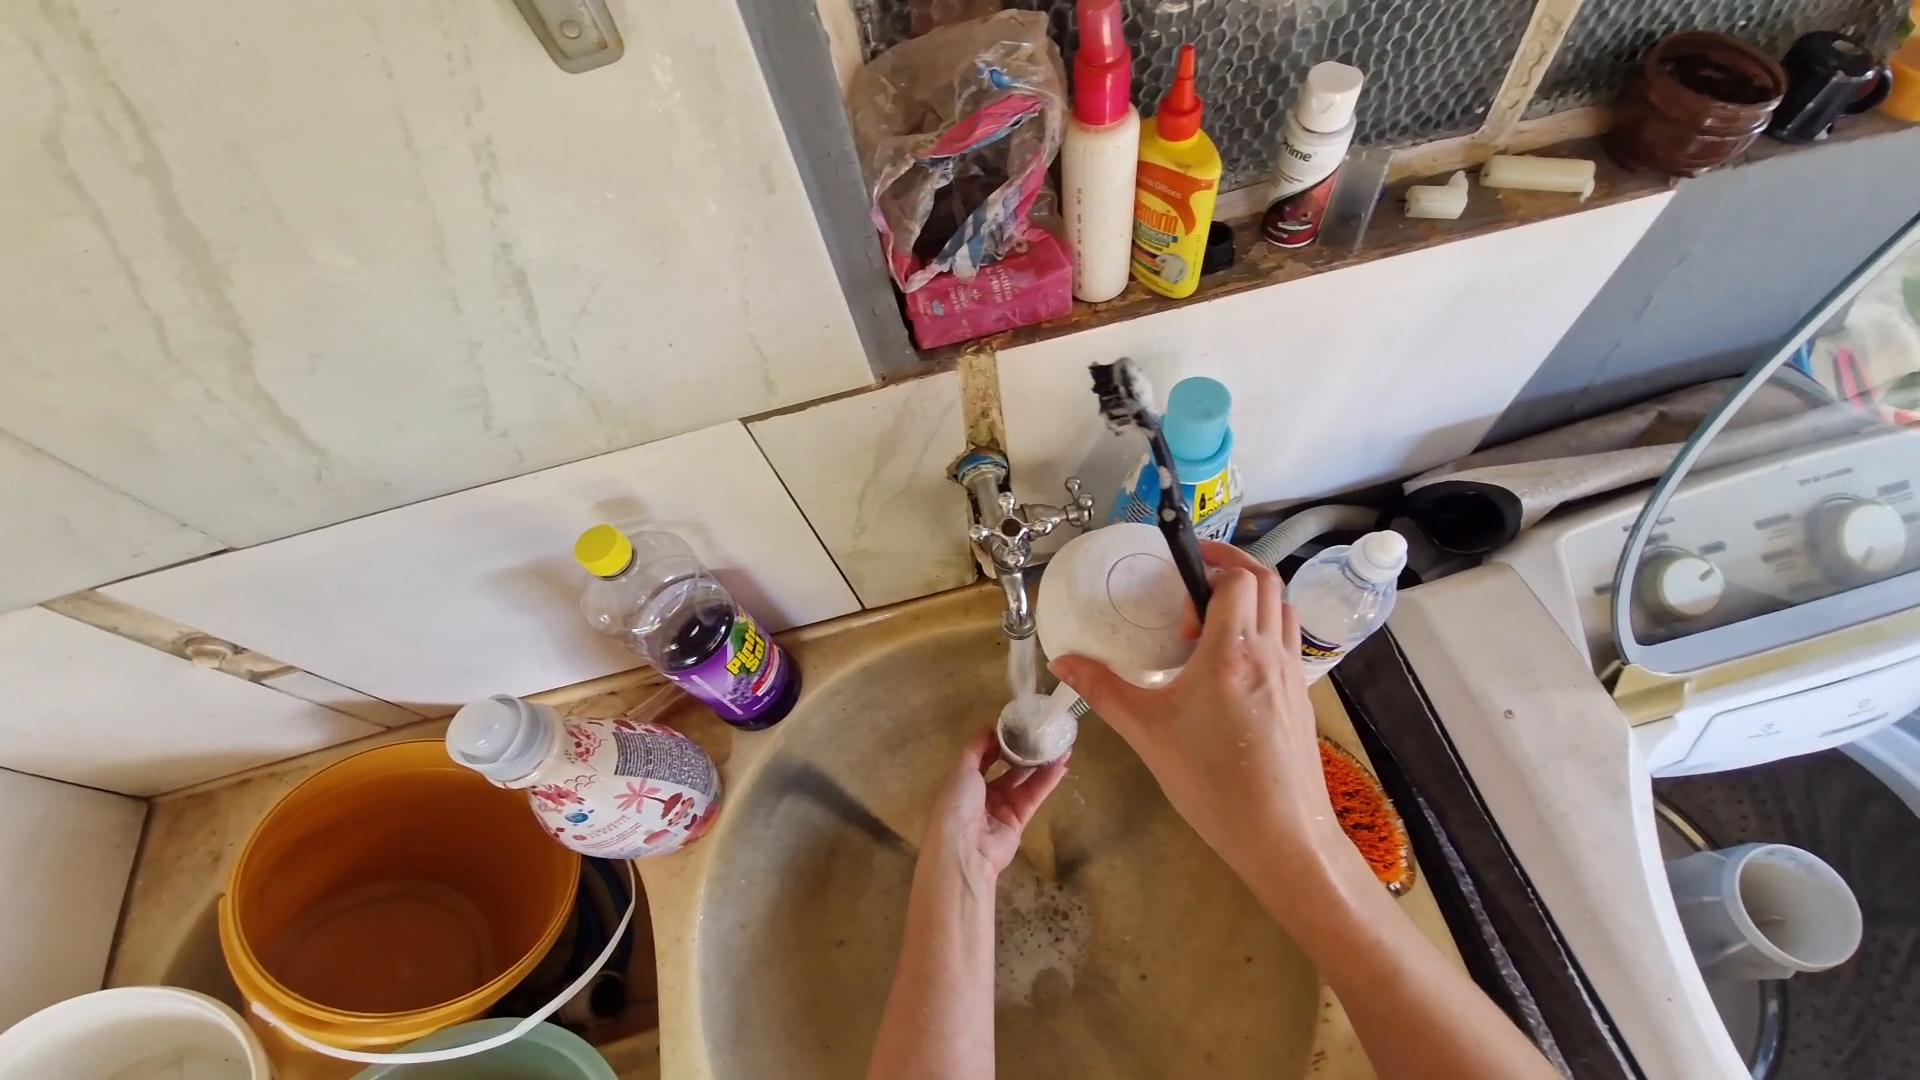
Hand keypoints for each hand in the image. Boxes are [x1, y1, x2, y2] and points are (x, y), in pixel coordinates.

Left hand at [920, 727, 1068, 883]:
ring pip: (1024, 780)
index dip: (998, 740)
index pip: (984, 755)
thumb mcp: (961, 770)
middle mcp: (982, 792)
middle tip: (1042, 733)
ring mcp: (1001, 807)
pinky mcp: (1018, 820)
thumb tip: (990, 727)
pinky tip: (1061, 766)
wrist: (964, 851)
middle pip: (1006, 767)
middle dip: (1023, 751)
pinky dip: (1047, 781)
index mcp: (964, 780)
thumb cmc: (957, 805)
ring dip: (1040, 764)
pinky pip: (1033, 796)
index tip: (1016, 724)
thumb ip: (977, 748)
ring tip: (1059, 746)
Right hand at [1050, 542, 1340, 877]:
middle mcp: (1270, 653)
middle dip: (1231, 567)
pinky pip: (1288, 639)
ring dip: (1252, 596)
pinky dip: (1264, 626)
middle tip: (1193, 581)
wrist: (1285, 838)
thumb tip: (1062, 662)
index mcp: (1232, 652)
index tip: (1178, 580)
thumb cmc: (1212, 783)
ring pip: (1283, 608)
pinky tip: (1232, 662)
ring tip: (1212, 618)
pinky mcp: (1301, 697)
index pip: (1237, 579)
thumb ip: (1104, 691)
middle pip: (1268, 581)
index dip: (1210, 564)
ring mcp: (1293, 675)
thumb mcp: (1147, 734)